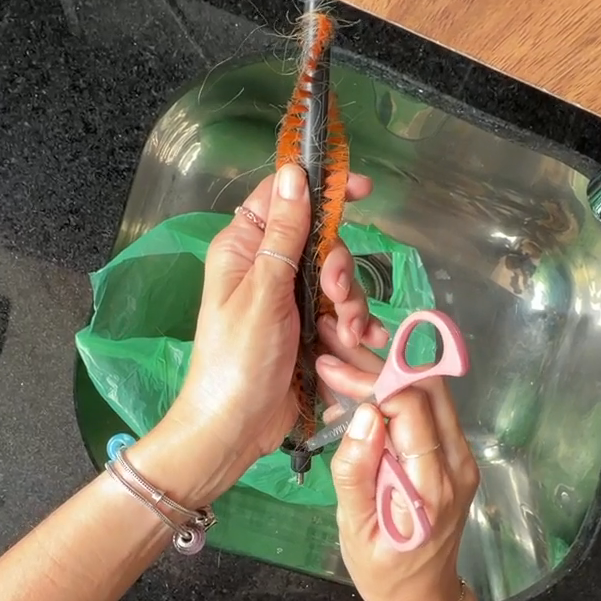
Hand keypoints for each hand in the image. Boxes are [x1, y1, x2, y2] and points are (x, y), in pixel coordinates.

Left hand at [133, 164, 372, 506]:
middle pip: (322, 241)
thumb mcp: (262, 292)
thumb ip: (283, 234)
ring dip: (351, 304)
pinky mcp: (308, 331)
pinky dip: (355, 326)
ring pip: (338, 280)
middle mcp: (268, 268)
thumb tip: (294, 173)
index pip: (284, 198)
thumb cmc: (239, 360)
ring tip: (348, 335)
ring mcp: (290, 301)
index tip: (363, 190)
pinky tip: (365, 342)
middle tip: (336, 296)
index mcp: (245, 248)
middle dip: (340, 268)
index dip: (322, 187)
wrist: (236, 428)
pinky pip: (341, 314)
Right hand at [319, 329, 479, 600]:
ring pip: (430, 394)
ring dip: (386, 372)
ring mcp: (462, 459)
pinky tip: (360, 388)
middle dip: (378, 362)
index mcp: (433, 484)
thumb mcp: (355, 528)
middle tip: (335, 342)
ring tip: (343, 354)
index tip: (331, 368)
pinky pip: (429, 412)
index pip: (409, 407)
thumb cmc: (382, 570)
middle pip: (427, 388)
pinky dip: (395, 393)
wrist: (423, 598)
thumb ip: (356, 471)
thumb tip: (362, 413)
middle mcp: (458, 464)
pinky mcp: (455, 458)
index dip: (370, 380)